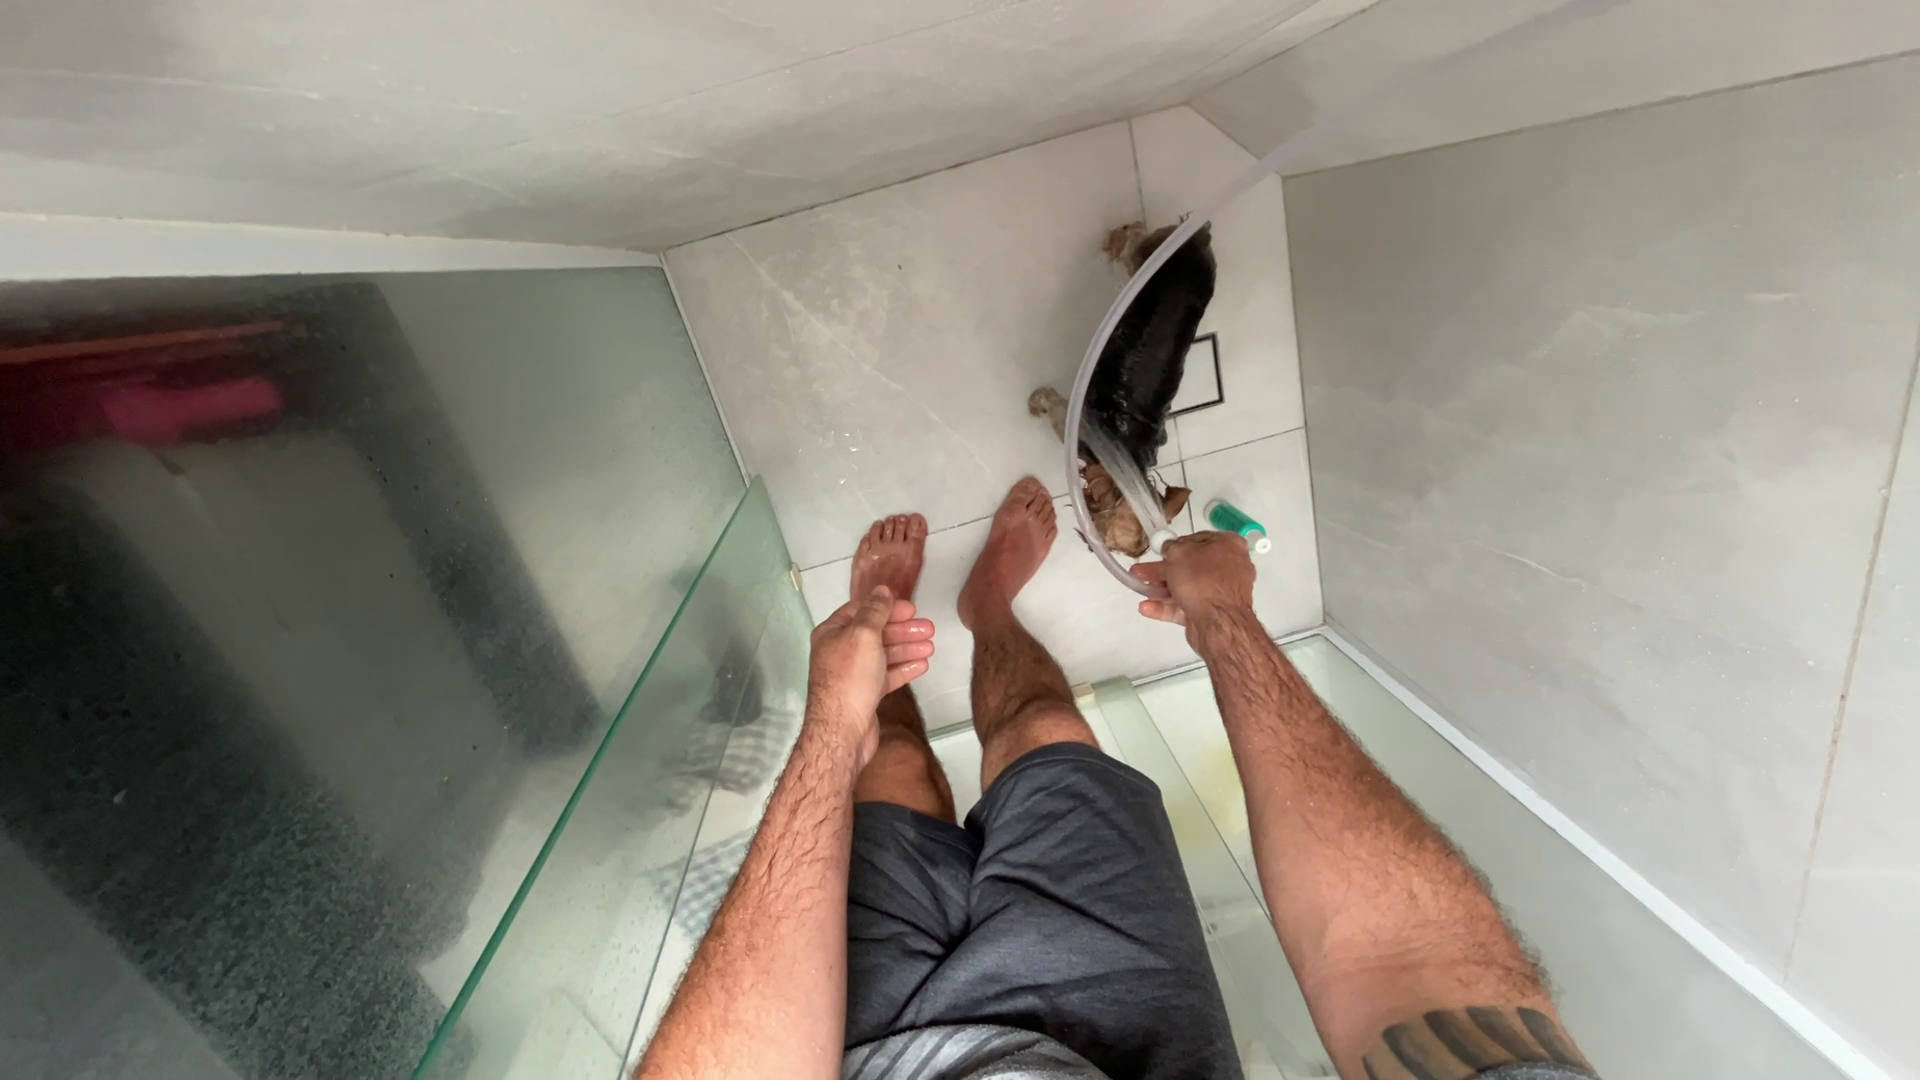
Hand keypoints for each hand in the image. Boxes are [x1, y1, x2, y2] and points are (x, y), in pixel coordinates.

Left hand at [806, 586, 934, 760]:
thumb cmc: (850, 676)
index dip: (887, 608)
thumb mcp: (863, 634)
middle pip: (876, 633)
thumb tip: (882, 590)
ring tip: (930, 647)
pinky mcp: (864, 695)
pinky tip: (922, 665)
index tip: (912, 609)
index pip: (861, 611)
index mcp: (833, 633)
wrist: (842, 730)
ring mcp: (852, 674)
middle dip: (903, 630)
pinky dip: (903, 669)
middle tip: (929, 628)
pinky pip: (886, 676)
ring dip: (907, 649)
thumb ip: (875, 610)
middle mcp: (840, 651)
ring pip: (883, 655)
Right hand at [1130, 531, 1256, 643]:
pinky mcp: (1211, 612)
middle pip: (1189, 566)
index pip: (1198, 540)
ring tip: (1139, 588)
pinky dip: (1166, 606)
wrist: (1218, 622)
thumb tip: (1169, 547)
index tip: (1160, 549)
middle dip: (1161, 569)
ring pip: (1186, 587)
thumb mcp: (1179, 552)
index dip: (1176, 544)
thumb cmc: (1203, 581)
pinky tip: (1147, 607)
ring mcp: (1220, 592)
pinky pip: (1186, 605)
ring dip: (1160, 588)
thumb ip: (1170, 546)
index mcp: (1228, 546)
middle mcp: (1228, 568)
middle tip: (1142, 570)